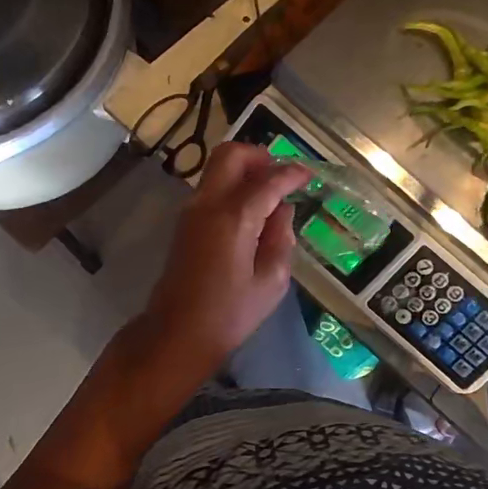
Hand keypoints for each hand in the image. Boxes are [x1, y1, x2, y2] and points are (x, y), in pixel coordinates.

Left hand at [141, 142, 310, 370]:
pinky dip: (233, 186)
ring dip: (245, 170)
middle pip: (231, 155)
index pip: (267, 180)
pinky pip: (212, 187)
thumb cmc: (230, 313)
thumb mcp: (271, 281)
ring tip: (271, 194)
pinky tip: (252, 211)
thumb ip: (281, 238)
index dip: (291, 173)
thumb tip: (282, 211)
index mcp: (234, 218)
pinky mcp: (185, 222)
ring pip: (218, 168)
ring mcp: (191, 211)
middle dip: (260, 156)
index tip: (309, 174)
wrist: (177, 334)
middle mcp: (208, 204)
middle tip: (282, 176)